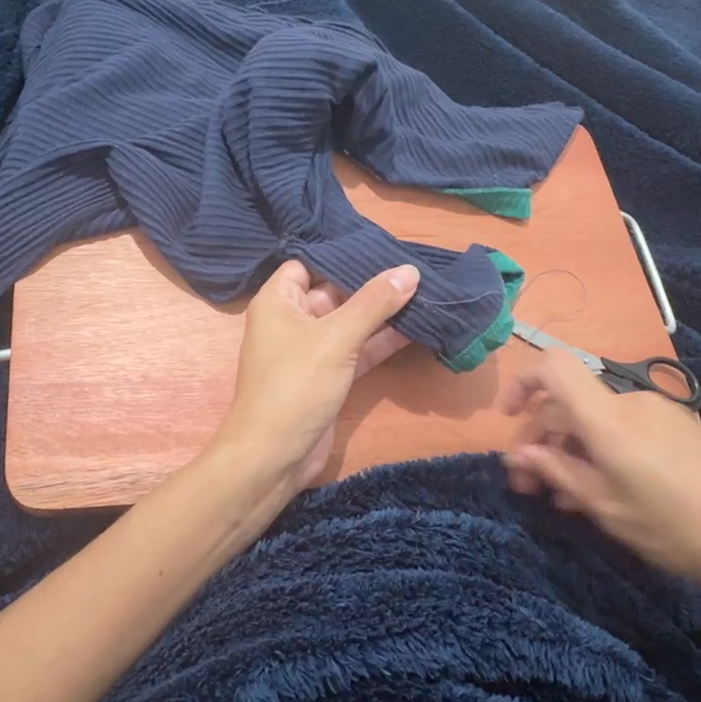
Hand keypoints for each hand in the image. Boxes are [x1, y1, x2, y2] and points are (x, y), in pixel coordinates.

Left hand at [211, 260, 419, 491]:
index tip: (381, 244)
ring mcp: (311, 351)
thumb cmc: (295, 385)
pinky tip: (418, 327)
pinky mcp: (328, 377)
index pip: (309, 263)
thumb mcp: (336, 338)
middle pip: (335, 292)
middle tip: (415, 266)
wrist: (273, 457)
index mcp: (278, 301)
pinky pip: (358, 350)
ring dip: (383, 313)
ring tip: (427, 292)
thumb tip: (410, 270)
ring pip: (351, 323)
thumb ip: (374, 303)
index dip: (341, 254)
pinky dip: (382, 341)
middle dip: (372, 283)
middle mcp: (292, 321)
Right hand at [501, 348, 700, 614]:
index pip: (553, 367)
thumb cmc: (687, 532)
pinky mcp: (681, 431)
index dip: (522, 383)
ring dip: (570, 449)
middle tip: (528, 488)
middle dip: (539, 437)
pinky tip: (599, 493)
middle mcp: (632, 405)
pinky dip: (600, 452)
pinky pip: (624, 430)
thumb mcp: (613, 511)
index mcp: (611, 419)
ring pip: (595, 420)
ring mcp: (661, 416)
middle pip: (569, 401)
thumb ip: (563, 474)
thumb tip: (521, 452)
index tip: (509, 422)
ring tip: (561, 498)